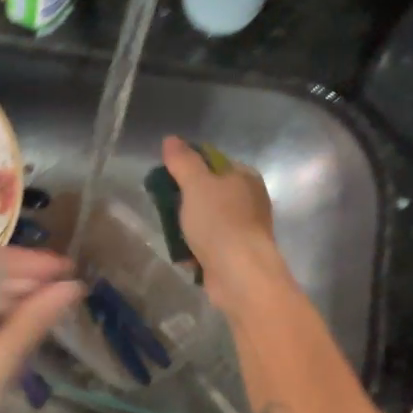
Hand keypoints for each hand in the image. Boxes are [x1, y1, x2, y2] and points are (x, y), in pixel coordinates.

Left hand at [0, 246, 82, 412]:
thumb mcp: (1, 359)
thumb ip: (35, 319)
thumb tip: (71, 287)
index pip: (2, 261)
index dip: (39, 264)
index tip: (72, 271)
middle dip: (23, 279)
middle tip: (58, 292)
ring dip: (5, 298)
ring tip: (36, 313)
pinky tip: (1, 334)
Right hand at [161, 136, 294, 313]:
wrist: (239, 273)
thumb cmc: (219, 222)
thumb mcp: (196, 184)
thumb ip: (183, 162)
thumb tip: (171, 139)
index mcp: (245, 177)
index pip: (213, 162)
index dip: (188, 167)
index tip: (166, 178)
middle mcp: (249, 200)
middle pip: (209, 192)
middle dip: (185, 201)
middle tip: (164, 207)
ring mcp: (243, 229)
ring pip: (207, 220)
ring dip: (187, 227)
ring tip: (171, 232)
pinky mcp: (235, 255)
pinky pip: (209, 245)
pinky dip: (195, 249)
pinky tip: (183, 254)